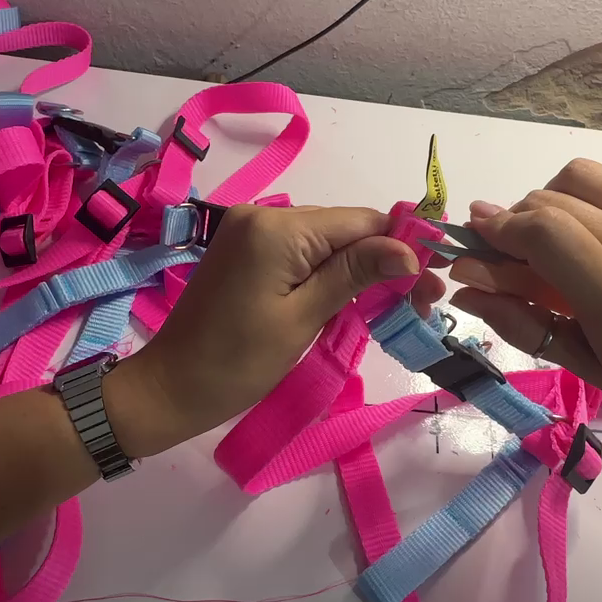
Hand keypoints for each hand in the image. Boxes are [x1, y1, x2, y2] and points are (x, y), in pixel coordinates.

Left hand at [111, 204, 444, 456]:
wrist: (171, 387)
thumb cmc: (237, 362)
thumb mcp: (304, 318)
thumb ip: (355, 275)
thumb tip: (409, 250)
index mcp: (277, 228)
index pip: (359, 222)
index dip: (400, 248)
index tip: (431, 284)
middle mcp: (263, 215)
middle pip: (343, 229)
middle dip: (383, 262)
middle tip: (420, 304)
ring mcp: (249, 230)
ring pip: (324, 241)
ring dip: (357, 270)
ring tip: (393, 306)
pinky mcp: (244, 249)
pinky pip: (299, 251)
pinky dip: (326, 273)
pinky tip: (351, 298)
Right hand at [445, 159, 601, 449]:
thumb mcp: (583, 365)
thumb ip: (519, 321)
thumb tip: (463, 287)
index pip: (541, 230)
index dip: (497, 230)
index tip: (476, 244)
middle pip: (552, 198)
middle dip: (514, 218)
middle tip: (506, 251)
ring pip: (581, 176)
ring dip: (549, 200)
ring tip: (551, 241)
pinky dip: (586, 203)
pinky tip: (595, 240)